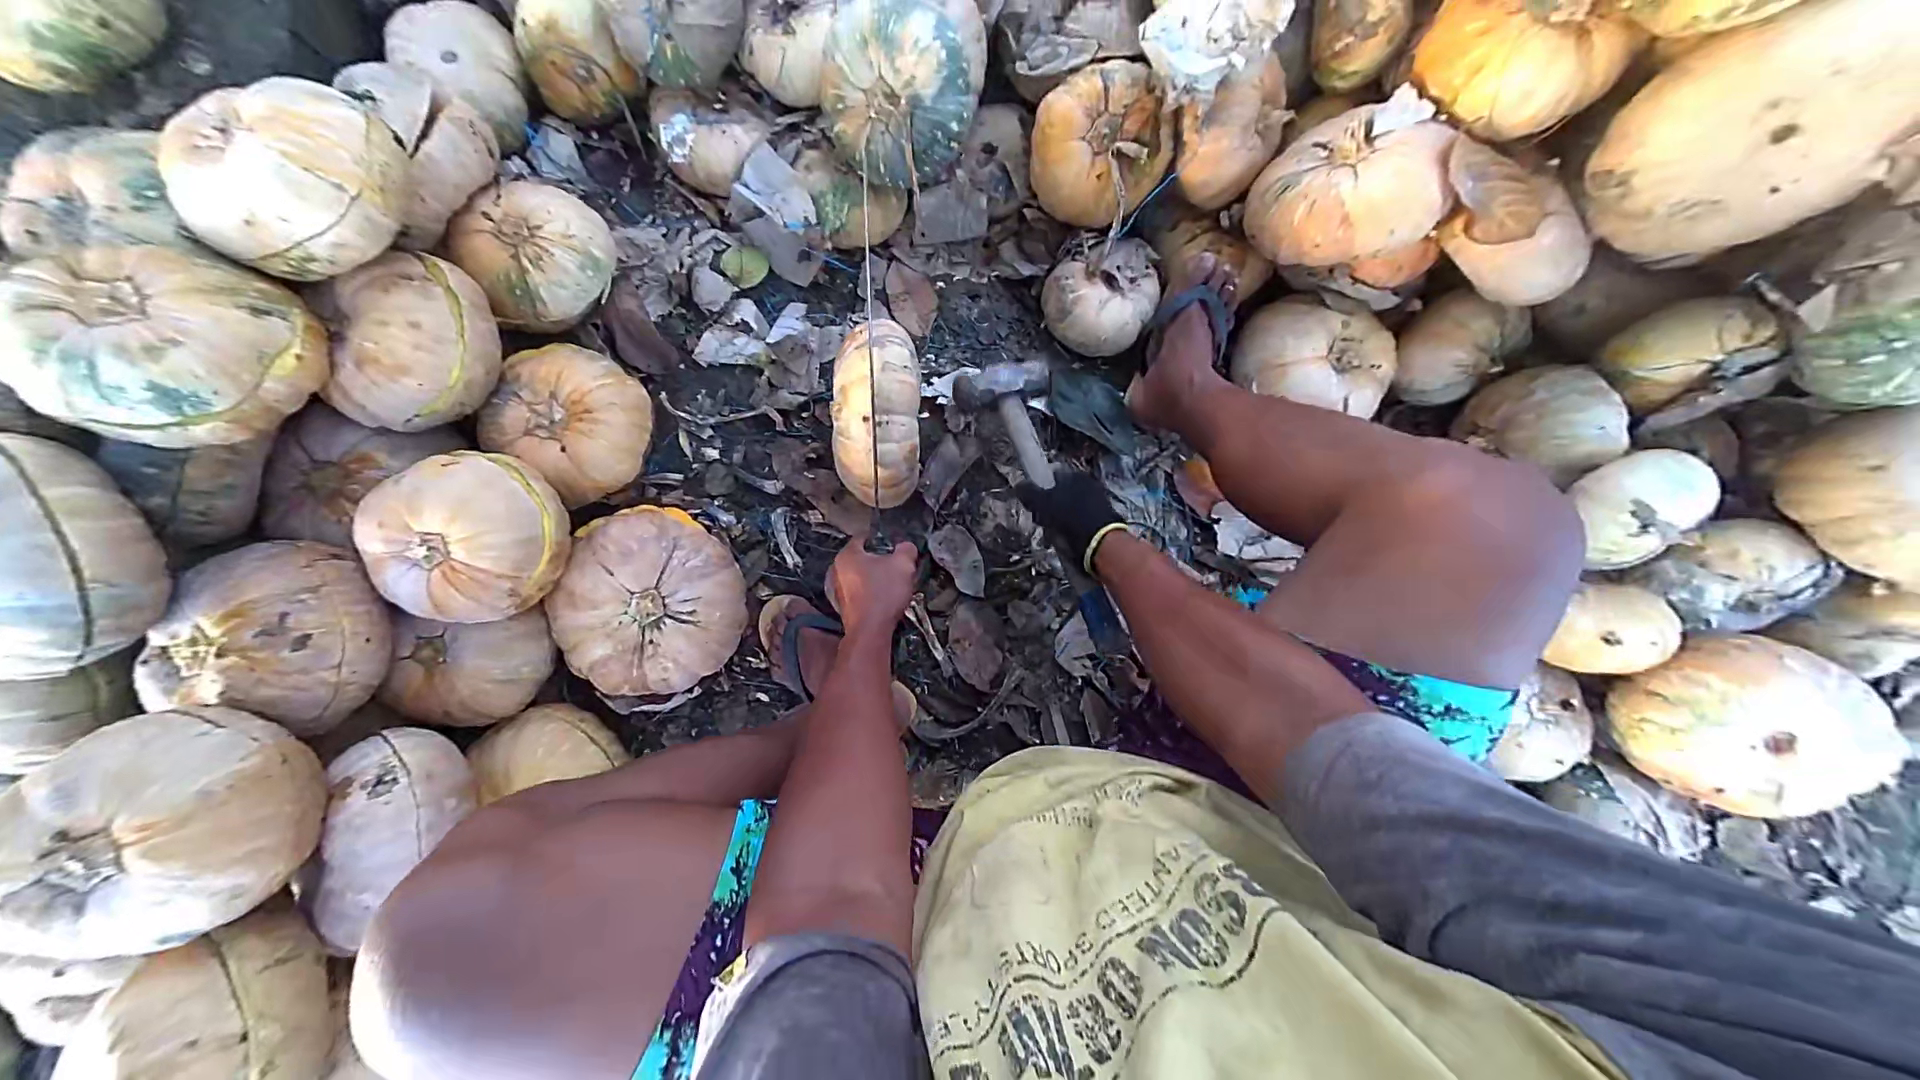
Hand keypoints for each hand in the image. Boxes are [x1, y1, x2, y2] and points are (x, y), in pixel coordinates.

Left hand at [826, 540, 918, 641]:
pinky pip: (859, 593)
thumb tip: (906, 547)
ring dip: (874, 578)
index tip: (895, 547)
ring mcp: (836, 590)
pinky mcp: (842, 607)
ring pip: (860, 577)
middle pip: (862, 558)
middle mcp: (836, 570)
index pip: (864, 537)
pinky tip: (883, 600)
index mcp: (847, 554)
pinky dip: (870, 593)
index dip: (882, 539)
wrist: (870, 631)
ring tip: (892, 584)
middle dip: (879, 561)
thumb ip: (906, 550)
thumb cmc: (883, 593)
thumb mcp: (903, 565)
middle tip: (896, 566)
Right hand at [1015, 471, 1125, 573]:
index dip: (1039, 487)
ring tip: (1052, 535)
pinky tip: (1067, 541)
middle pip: (1060, 493)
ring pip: (1069, 510)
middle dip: (1048, 508)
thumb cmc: (1070, 518)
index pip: (1052, 475)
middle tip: (1040, 521)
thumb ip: (1029, 493)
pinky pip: (1080, 522)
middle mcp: (1089, 484)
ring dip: (1058, 522)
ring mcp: (1099, 502)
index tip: (1032, 502)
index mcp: (1075, 475)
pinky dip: (1072, 530)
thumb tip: (1019, 485)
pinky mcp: (1103, 521)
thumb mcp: (1043, 504)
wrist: (1101, 543)